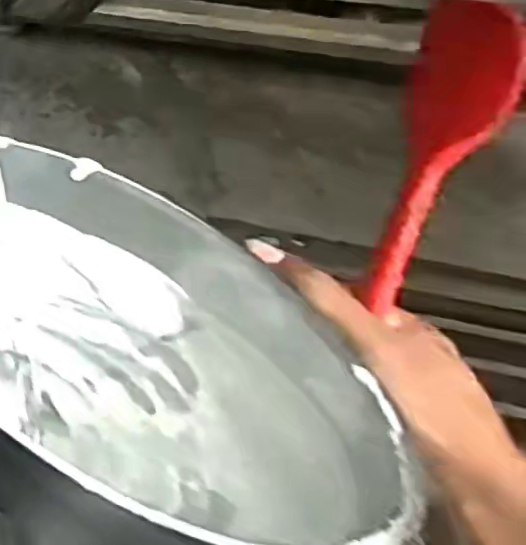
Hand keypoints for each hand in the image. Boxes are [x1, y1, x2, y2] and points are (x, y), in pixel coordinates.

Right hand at [249, 240, 521, 481]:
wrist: (473, 488)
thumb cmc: (428, 406)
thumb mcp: (372, 338)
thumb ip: (321, 293)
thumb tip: (260, 246)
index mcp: (413, 330)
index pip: (344, 294)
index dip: (305, 290)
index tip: (264, 293)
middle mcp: (412, 356)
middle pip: (340, 327)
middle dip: (304, 327)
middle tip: (267, 330)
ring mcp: (406, 392)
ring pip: (340, 359)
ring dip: (311, 360)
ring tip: (278, 362)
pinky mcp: (394, 419)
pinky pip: (343, 388)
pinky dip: (322, 387)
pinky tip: (306, 393)